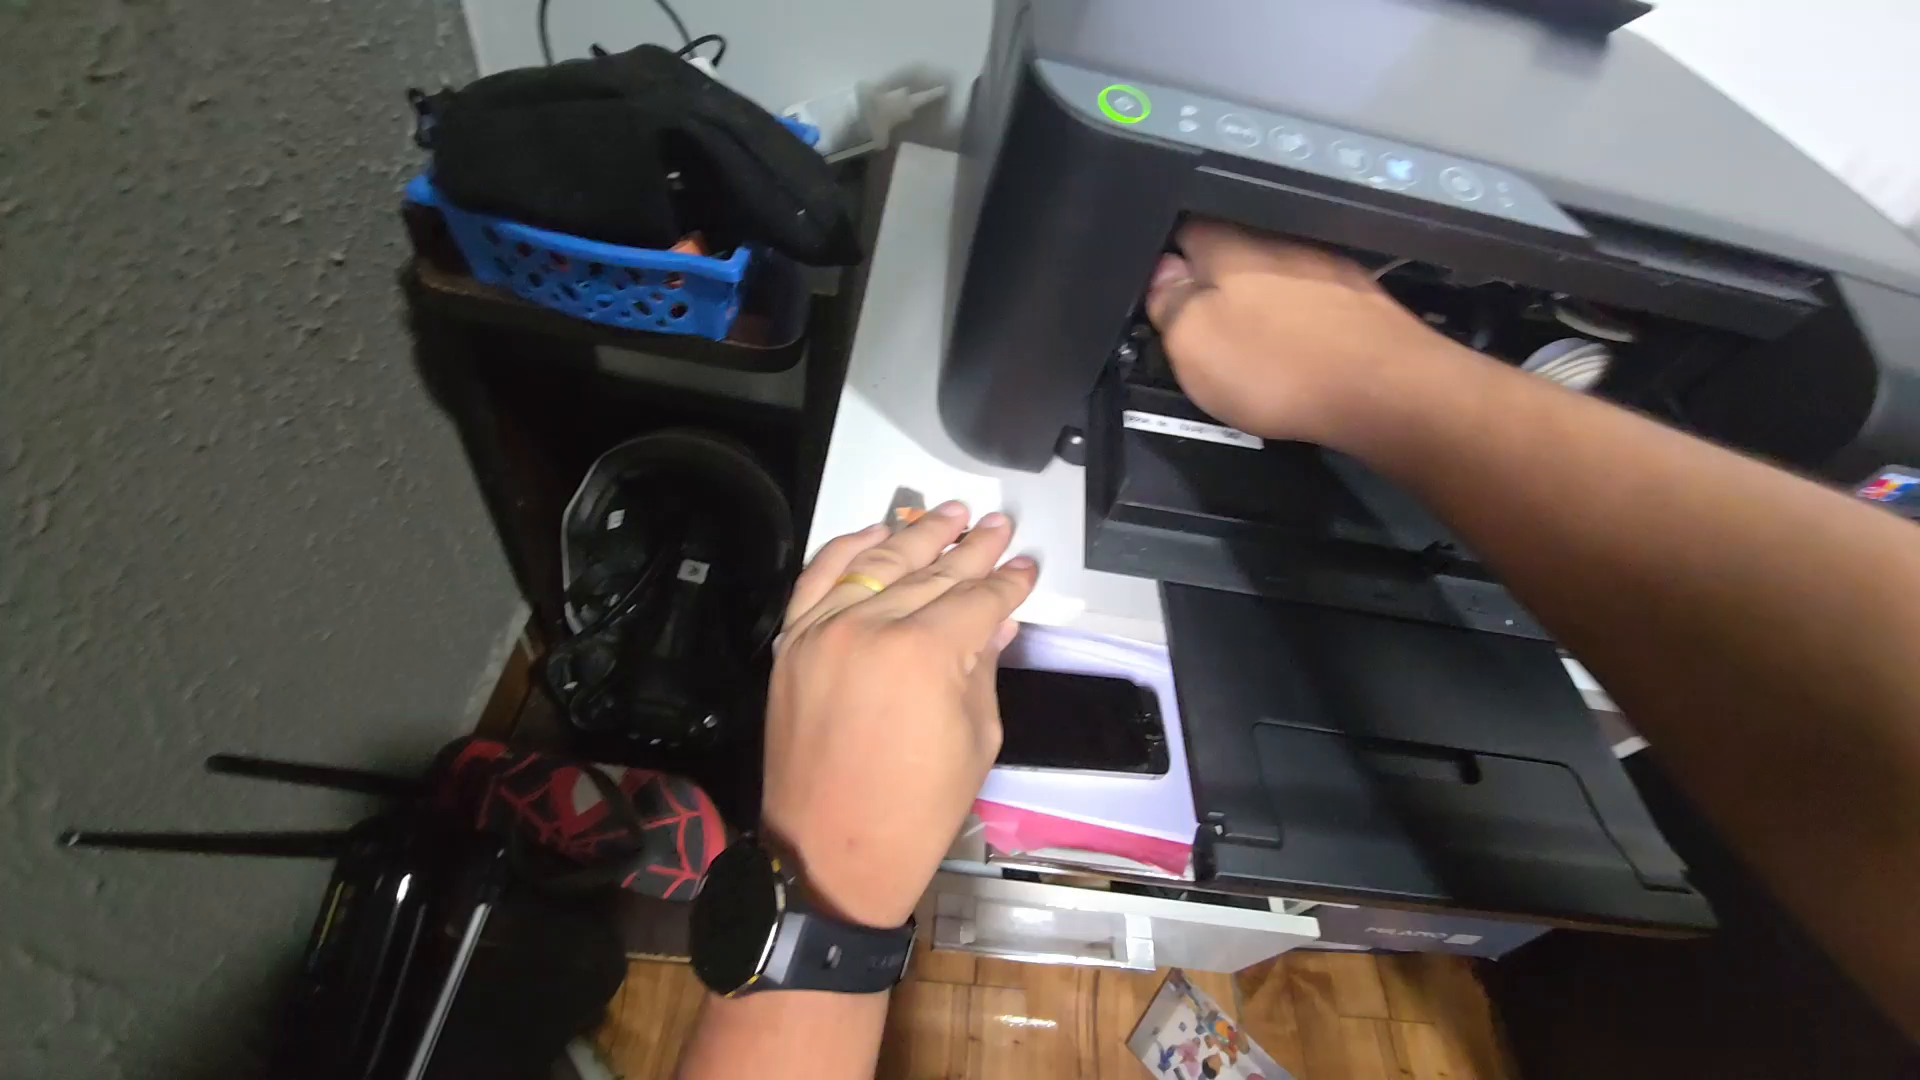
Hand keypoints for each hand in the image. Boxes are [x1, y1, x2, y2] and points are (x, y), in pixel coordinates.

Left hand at [761, 503, 1037, 927]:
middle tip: (998, 524)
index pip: (978, 600)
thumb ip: (983, 665)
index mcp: (925, 654)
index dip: (1008, 582)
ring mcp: (823, 628)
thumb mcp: (976, 737)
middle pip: (933, 572)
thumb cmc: (919, 809)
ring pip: (879, 563)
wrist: (829, 853)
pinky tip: (878, 530)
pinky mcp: (792, 640)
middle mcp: (871, 626)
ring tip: (951, 513)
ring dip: (918, 534)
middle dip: (973, 549)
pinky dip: (848, 548)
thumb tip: (996, 618)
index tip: (1027, 565)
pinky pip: (819, 577)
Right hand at [1145, 221, 1462, 445]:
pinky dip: (1289, 318)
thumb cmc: (1276, 368)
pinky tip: (1287, 348)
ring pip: (1269, 274)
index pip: (1181, 228)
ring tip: (1240, 341)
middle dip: (1207, 280)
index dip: (1161, 258)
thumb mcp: (1192, 343)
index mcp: (1229, 246)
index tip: (1154, 291)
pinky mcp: (1356, 297)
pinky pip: (1305, 299)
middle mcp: (1278, 242)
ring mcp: (1324, 265)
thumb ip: (1169, 302)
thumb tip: (1161, 274)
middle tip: (1193, 324)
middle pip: (1227, 251)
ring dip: (1251, 300)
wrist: (1384, 391)